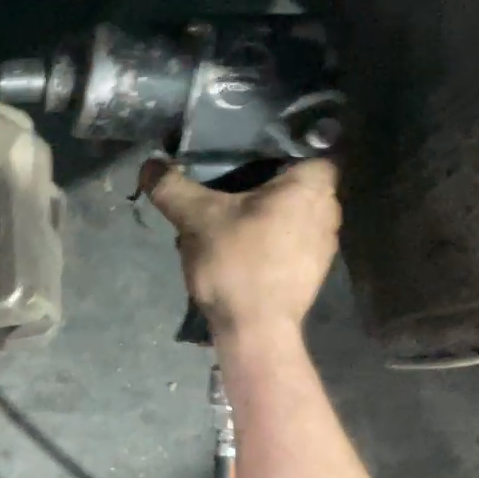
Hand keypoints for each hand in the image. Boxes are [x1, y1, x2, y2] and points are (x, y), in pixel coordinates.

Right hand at [148, 159, 341, 337]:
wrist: (256, 330)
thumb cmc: (237, 264)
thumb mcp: (198, 220)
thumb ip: (174, 189)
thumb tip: (149, 165)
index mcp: (314, 181)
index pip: (294, 147)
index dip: (262, 153)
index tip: (232, 166)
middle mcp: (329, 206)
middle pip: (285, 184)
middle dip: (252, 192)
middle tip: (219, 201)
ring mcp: (323, 242)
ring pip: (284, 216)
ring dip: (256, 222)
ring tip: (222, 234)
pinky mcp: (311, 271)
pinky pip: (284, 245)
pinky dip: (262, 248)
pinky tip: (237, 262)